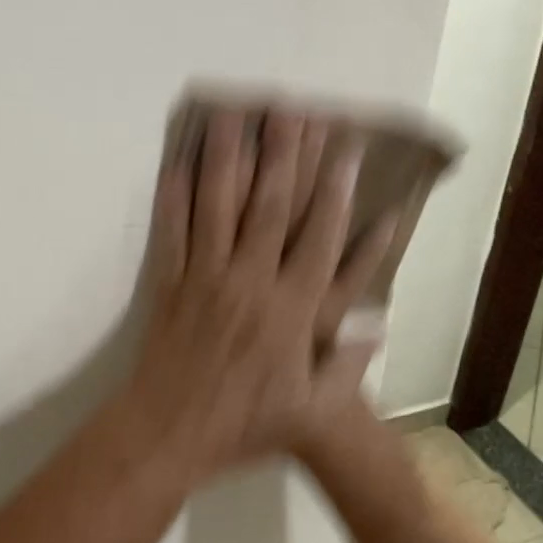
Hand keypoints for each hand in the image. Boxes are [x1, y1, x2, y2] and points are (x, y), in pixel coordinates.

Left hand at [120, 103, 400, 479]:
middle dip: (282, 154)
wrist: (169, 433)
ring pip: (218, 207)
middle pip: (269, 207)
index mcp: (291, 311)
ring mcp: (204, 278)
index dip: (335, 191)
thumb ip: (346, 368)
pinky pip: (171, 231)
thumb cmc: (244, 427)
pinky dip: (174, 195)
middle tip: (290, 109)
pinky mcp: (168, 284)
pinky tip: (177, 161)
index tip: (345, 149)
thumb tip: (375, 329)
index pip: (319, 238)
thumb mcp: (311, 411)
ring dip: (227, 157)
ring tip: (232, 114)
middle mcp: (249, 282)